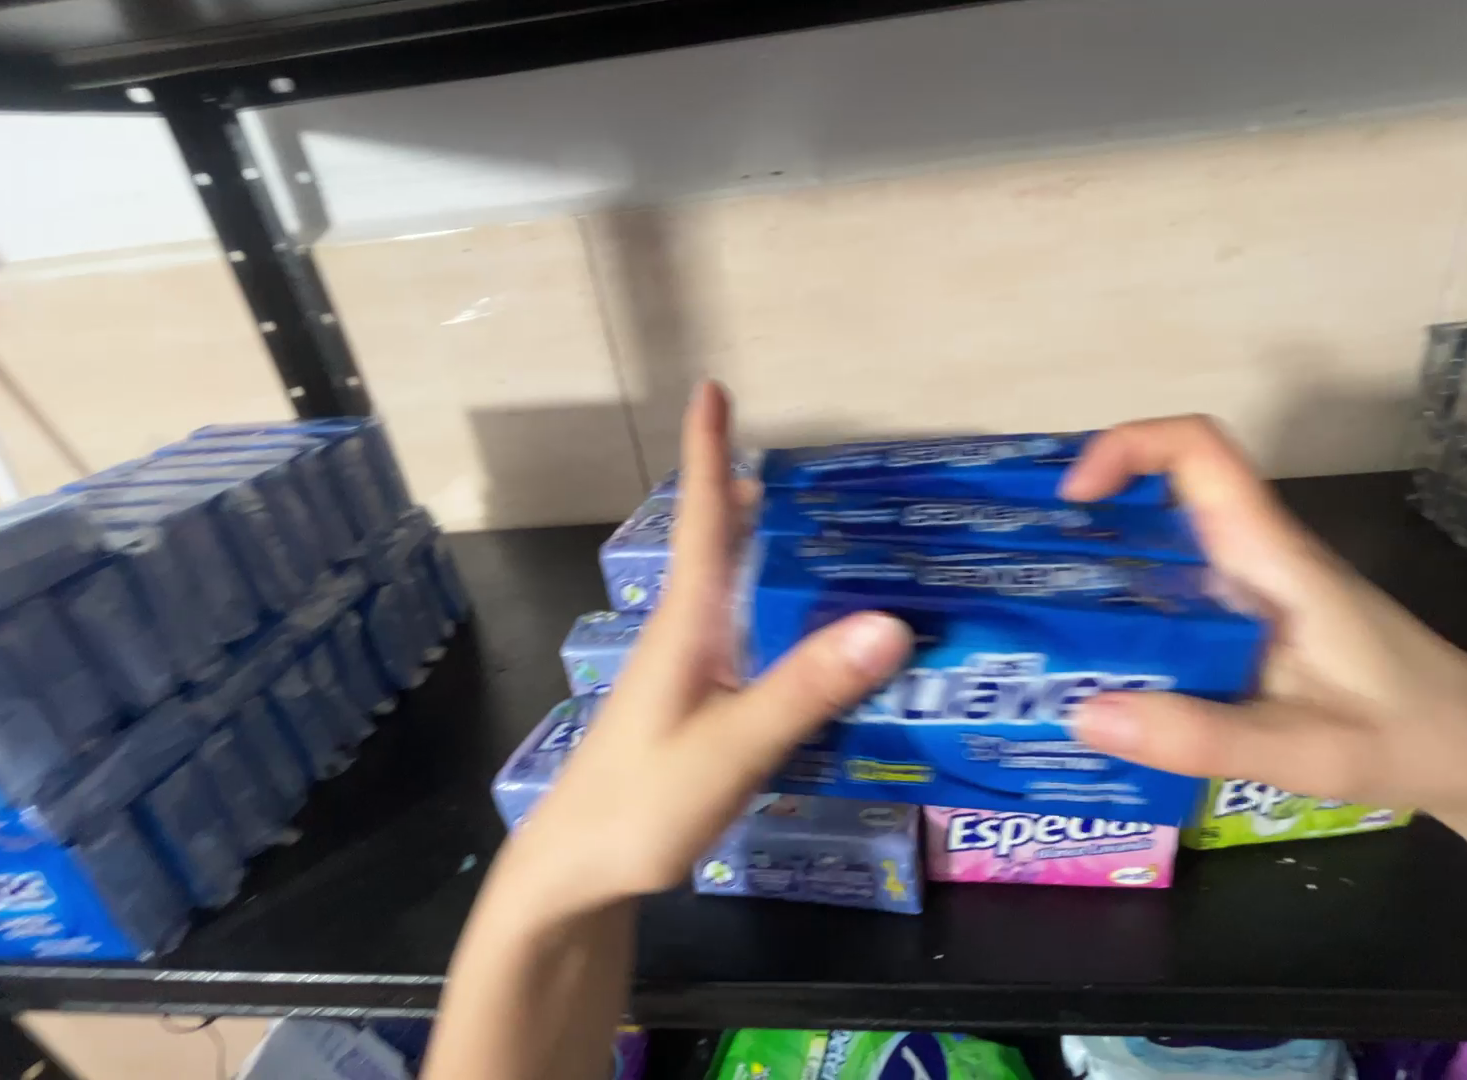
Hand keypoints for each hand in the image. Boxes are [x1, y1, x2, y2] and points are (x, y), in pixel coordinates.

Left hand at [500, 382, 912, 913]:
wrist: (577, 868)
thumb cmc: (641, 804)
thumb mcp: (731, 749)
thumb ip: (806, 689)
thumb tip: (888, 622)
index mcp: (688, 622)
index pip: (703, 518)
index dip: (708, 451)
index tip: (712, 387)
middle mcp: (688, 630)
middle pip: (722, 543)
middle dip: (756, 494)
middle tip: (823, 473)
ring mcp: (690, 666)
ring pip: (735, 587)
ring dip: (771, 550)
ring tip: (836, 536)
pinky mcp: (698, 698)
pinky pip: (746, 631)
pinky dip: (780, 608)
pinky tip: (816, 629)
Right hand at [1061, 416, 1466, 817]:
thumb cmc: (1424, 739)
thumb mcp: (1312, 753)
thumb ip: (1203, 736)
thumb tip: (1080, 712)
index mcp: (1269, 554)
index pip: (1197, 450)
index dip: (1125, 447)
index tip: (1070, 500)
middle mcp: (1250, 557)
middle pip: (1158, 492)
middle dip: (1083, 514)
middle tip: (1016, 567)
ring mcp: (1246, 591)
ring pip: (1157, 548)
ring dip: (1093, 567)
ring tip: (1030, 617)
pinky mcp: (1243, 624)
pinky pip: (1166, 597)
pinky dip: (1119, 613)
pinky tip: (1090, 665)